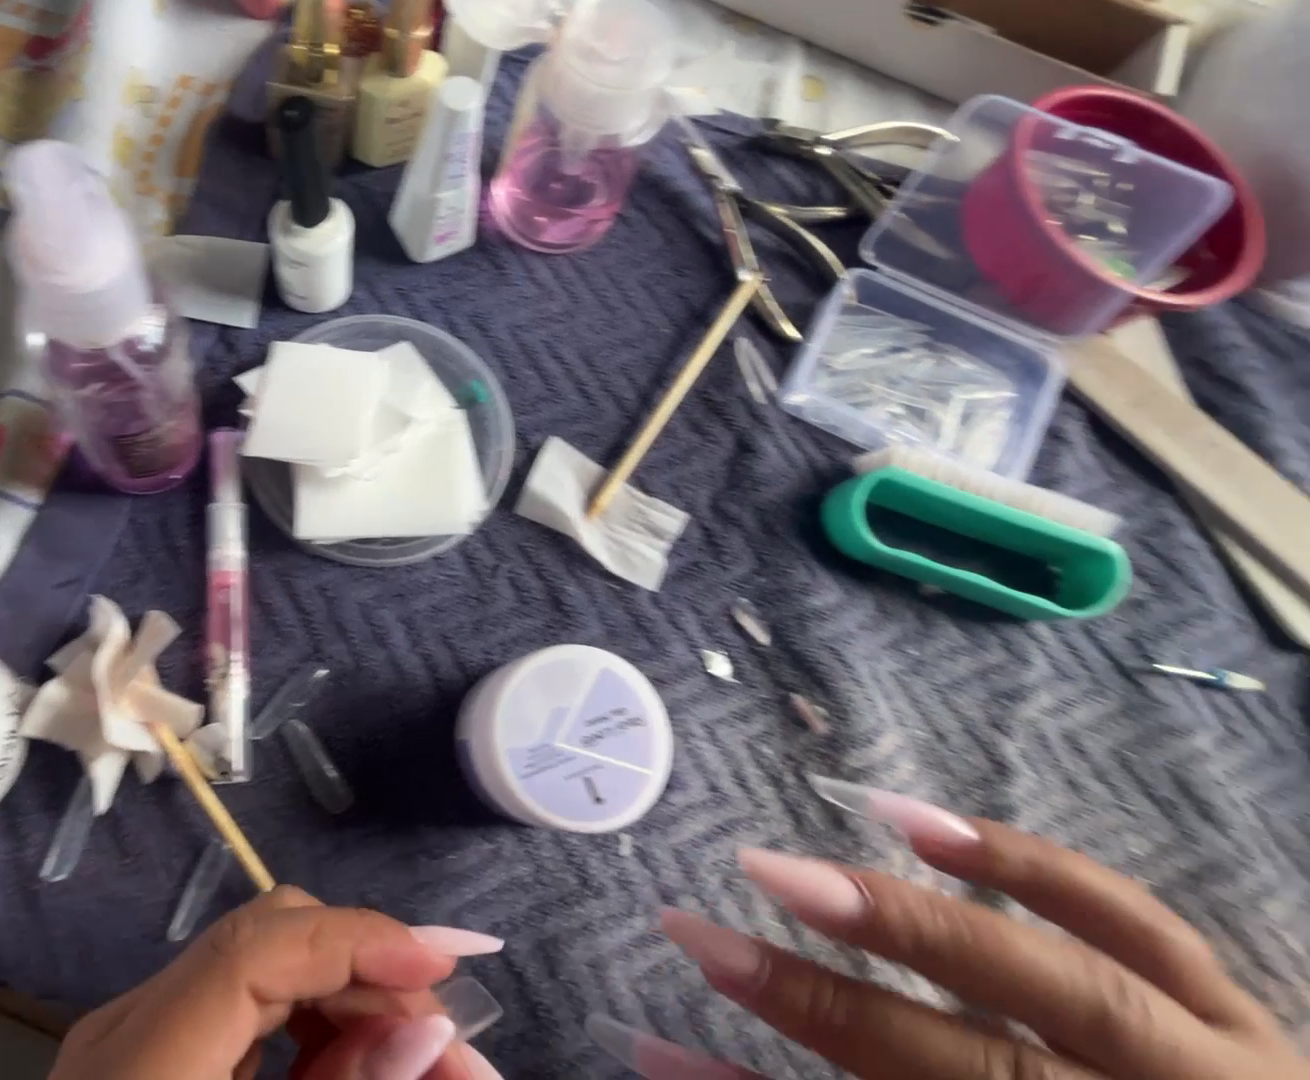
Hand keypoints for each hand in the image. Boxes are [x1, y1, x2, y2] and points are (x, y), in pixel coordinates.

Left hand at [49, 885, 503, 1079]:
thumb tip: (429, 1030)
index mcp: (141, 1057)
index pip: (256, 949)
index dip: (353, 941)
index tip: (440, 967)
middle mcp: (131, 1022)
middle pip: (267, 938)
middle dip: (368, 974)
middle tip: (449, 1040)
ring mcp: (137, 1030)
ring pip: (264, 960)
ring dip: (349, 996)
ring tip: (420, 1056)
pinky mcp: (153, 1049)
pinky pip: (246, 1003)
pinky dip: (310, 1023)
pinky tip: (354, 1063)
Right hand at [594, 780, 1308, 1079]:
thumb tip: (699, 1067)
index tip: (654, 1048)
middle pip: (976, 1066)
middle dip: (821, 1003)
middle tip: (696, 938)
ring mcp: (1219, 1064)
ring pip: (1059, 980)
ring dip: (904, 921)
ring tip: (782, 871)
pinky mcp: (1229, 1006)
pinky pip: (1130, 920)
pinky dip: (1020, 865)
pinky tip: (911, 820)